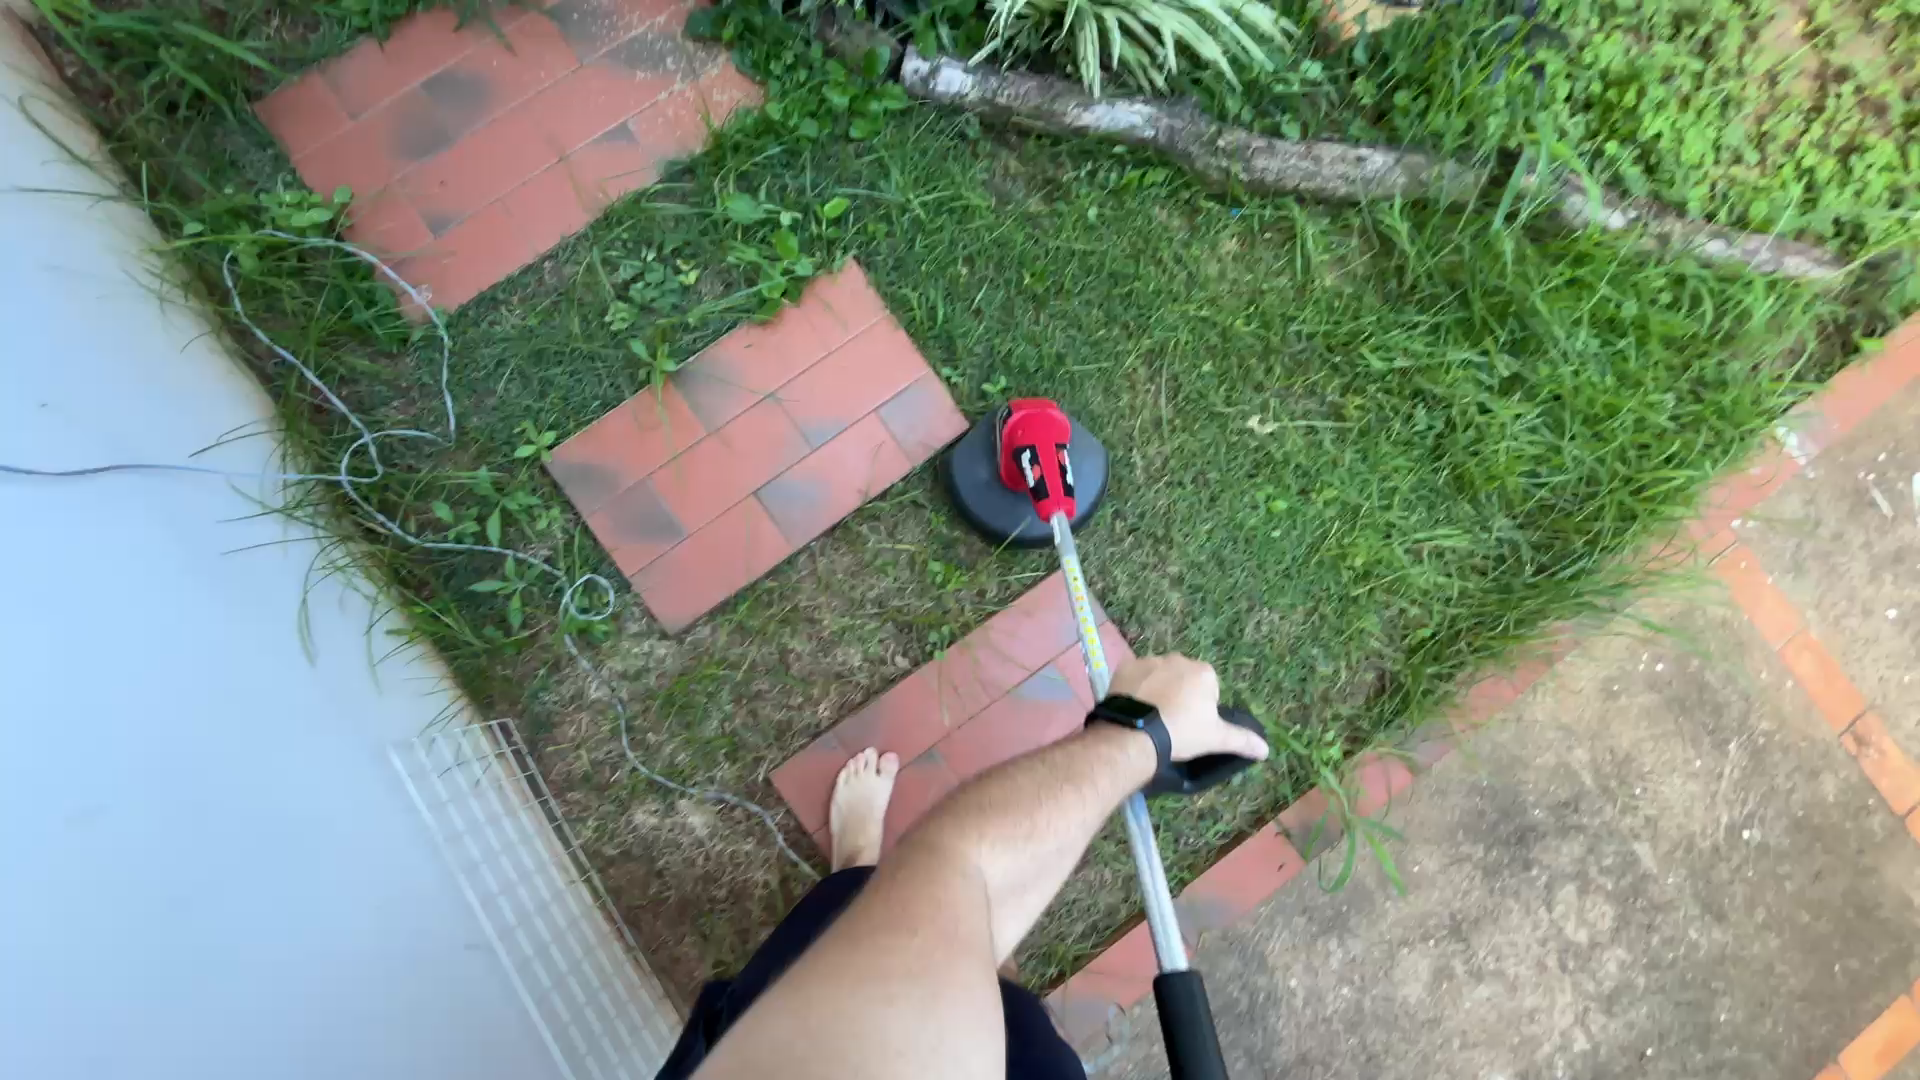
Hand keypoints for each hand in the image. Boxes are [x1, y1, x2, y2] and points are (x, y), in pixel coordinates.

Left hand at [1108, 654, 1268, 762]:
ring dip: (1157, 689)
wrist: (1137, 732)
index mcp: (1203, 672)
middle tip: (1171, 720)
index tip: (1191, 723)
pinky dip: (1135, 687)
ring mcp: (1149, 660)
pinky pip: (1134, 675)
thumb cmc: (1182, 732)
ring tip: (1150, 715)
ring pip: (1158, 675)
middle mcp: (1177, 659)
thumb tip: (1266, 750)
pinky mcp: (1125, 666)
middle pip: (1182, 678)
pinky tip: (1133, 706)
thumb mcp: (1216, 738)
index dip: (1201, 706)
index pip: (1207, 687)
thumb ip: (1243, 740)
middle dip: (1180, 694)